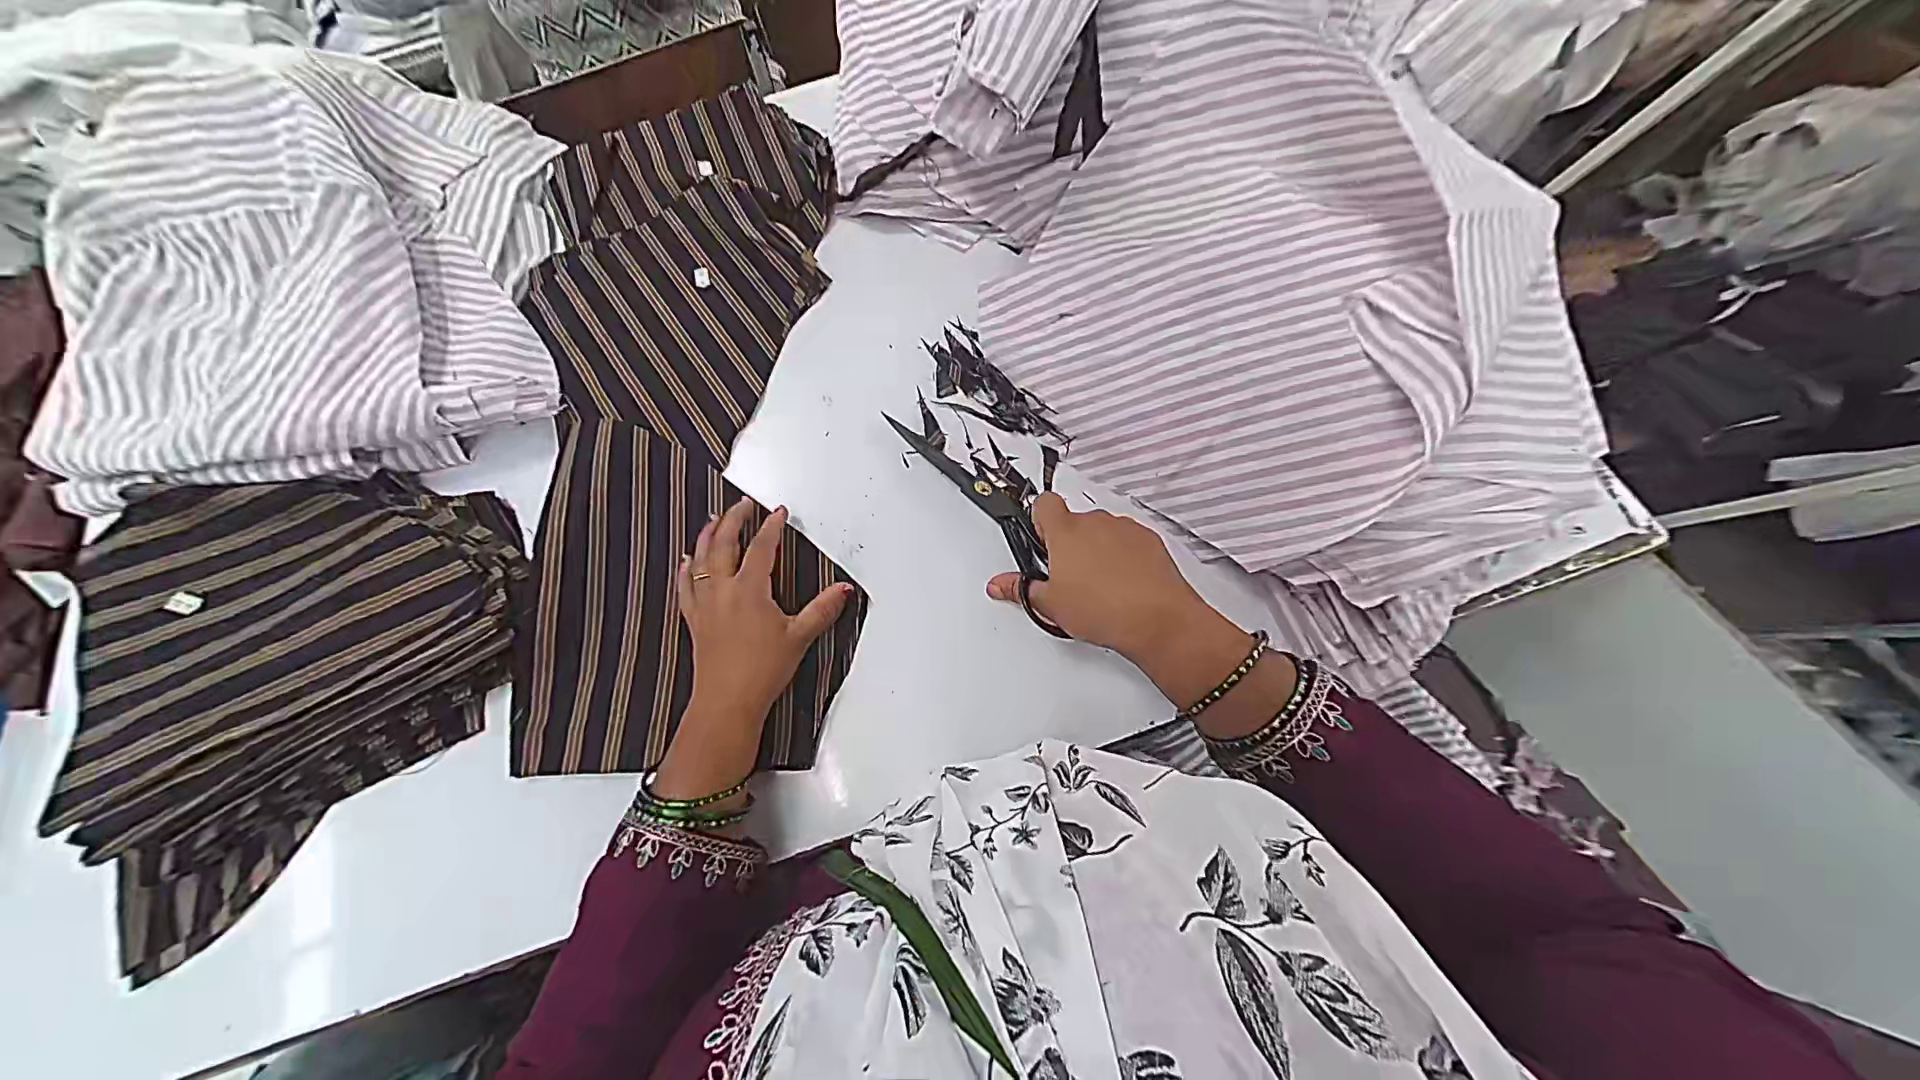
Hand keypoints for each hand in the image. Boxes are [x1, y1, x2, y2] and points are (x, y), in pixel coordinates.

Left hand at [653, 498, 853, 800]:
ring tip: (713, 521)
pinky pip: (686, 586)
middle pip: (724, 543)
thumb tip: (842, 591)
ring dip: (707, 535)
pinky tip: (686, 561)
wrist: (727, 702)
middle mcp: (723, 591)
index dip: (771, 526)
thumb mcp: (800, 637)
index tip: (777, 513)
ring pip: (700, 558)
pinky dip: (686, 569)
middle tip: (742, 505)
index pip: (761, 547)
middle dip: (733, 519)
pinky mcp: (695, 620)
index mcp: (750, 590)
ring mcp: (705, 604)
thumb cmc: (759, 672)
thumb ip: (823, 609)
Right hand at [987, 494, 1294, 726]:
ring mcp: (1124, 529)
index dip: (1039, 520)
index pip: (1044, 504)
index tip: (1039, 540)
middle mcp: (1096, 522)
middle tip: (1065, 574)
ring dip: (1096, 549)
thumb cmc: (1106, 609)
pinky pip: (1128, 541)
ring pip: (1102, 531)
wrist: (1157, 620)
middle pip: (1073, 521)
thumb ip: (1020, 588)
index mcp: (1065, 532)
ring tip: (1095, 585)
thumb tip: (1002, 585)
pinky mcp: (1149, 540)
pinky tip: (1120, 584)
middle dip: (1068, 543)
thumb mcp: (1049, 605)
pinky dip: (1123, 556)